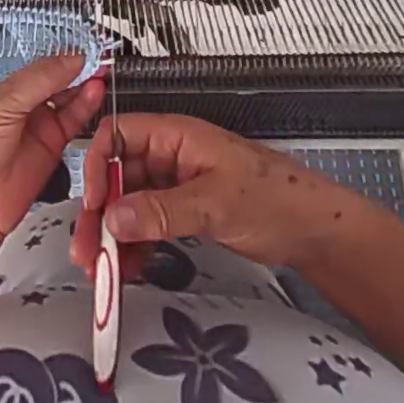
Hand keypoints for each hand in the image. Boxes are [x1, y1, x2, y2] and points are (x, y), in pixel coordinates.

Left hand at [0, 55, 104, 255]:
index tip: (73, 34)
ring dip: (83, 78)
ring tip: (99, 65)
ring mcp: (34, 120)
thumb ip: (37, 79)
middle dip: (72, 59)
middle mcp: (15, 98)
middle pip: (51, 70)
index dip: (51, 43)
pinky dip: (87, 101)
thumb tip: (69, 58)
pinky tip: (94, 88)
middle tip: (94, 47)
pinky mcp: (51, 142)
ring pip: (66, 91)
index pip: (28, 53)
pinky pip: (74, 116)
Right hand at [71, 113, 365, 269]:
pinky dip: (134, 244)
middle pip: (118, 174)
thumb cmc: (279, 196)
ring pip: (129, 203)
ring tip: (103, 267)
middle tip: (87, 247)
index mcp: (177, 136)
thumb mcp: (217, 202)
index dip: (99, 165)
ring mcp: (177, 184)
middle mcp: (172, 156)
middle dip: (100, 211)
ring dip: (113, 234)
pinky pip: (147, 223)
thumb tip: (115, 216)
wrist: (316, 230)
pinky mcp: (185, 210)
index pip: (119, 135)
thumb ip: (163, 210)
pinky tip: (129, 266)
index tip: (93, 203)